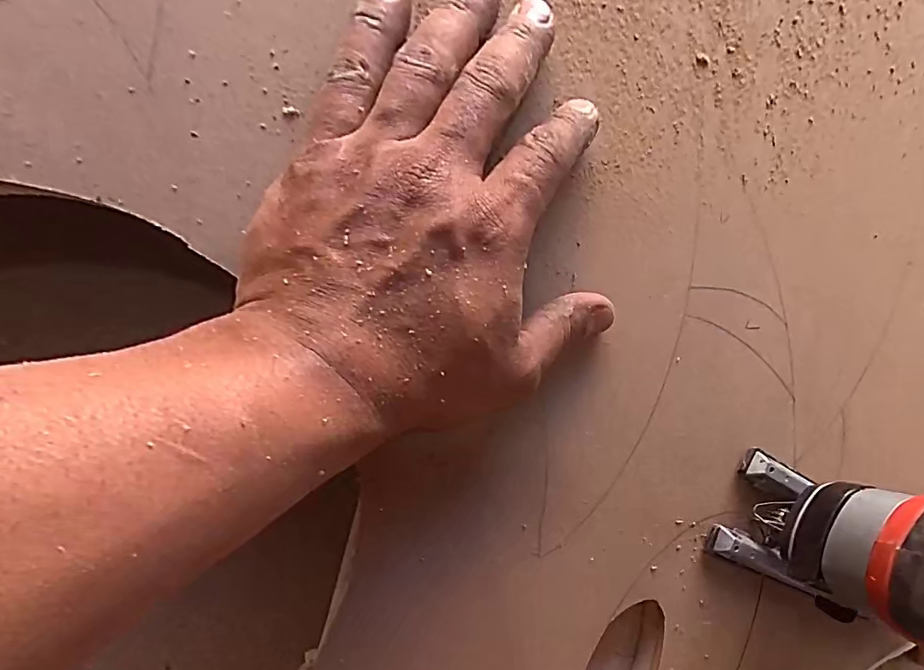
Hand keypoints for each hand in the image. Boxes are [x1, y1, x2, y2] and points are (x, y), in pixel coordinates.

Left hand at [233, 0, 613, 434]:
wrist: (320, 371)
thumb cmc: (417, 378)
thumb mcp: (508, 373)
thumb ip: (559, 333)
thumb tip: (603, 311)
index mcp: (493, 228)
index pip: (543, 159)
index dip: (568, 131)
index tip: (580, 112)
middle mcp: (440, 176)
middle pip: (487, 89)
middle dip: (517, 46)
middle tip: (535, 13)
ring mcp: (377, 158)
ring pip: (423, 65)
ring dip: (453, 20)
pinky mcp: (321, 158)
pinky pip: (350, 76)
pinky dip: (371, 32)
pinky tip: (388, 2)